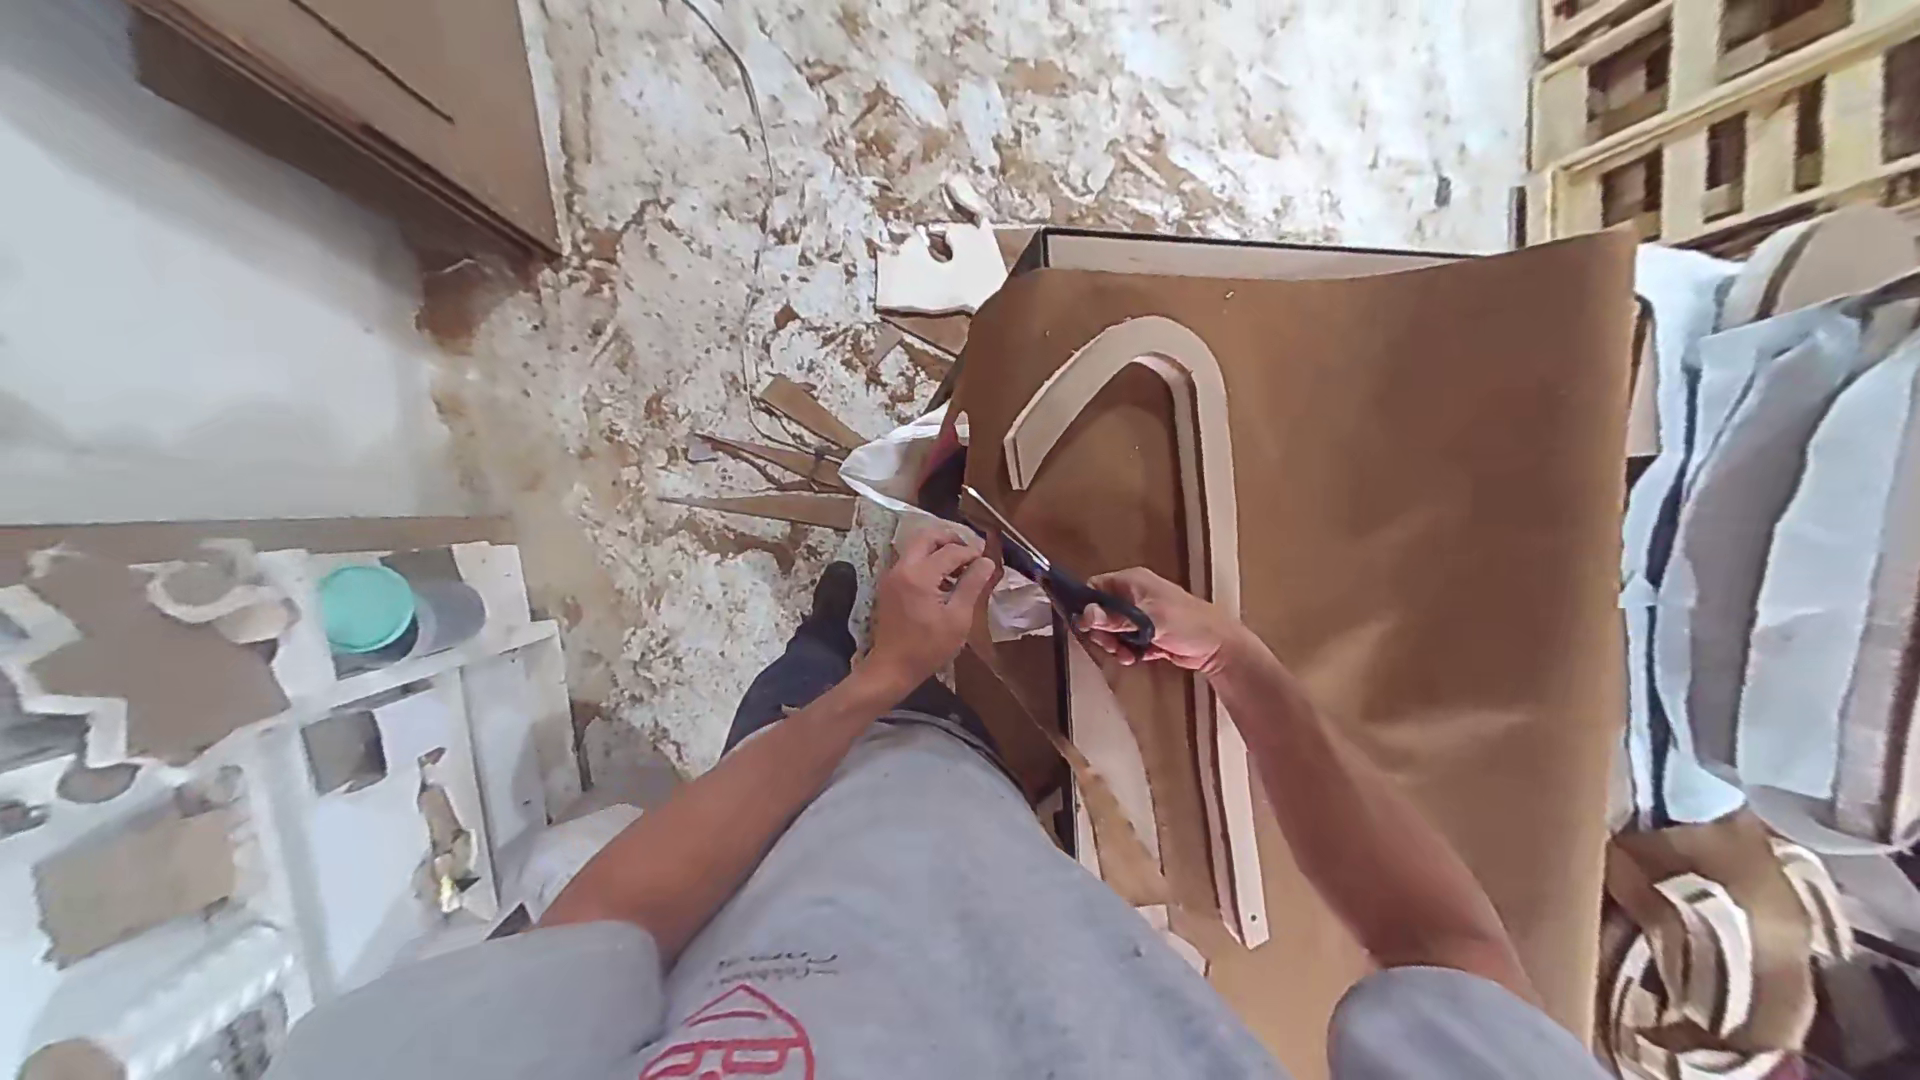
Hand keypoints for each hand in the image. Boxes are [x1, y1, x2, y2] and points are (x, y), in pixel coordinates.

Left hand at [865, 527, 999, 689]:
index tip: (986, 562)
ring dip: (939, 549)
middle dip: (951, 539)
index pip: (951, 551)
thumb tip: (986, 561)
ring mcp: (892, 575)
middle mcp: (902, 568)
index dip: (972, 553)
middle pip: (927, 537)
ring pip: (917, 547)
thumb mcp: (958, 618)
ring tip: (960, 567)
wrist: (892, 667)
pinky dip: (928, 561)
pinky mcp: (889, 585)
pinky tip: (943, 580)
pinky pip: (910, 561)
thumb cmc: (928, 647)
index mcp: (919, 575)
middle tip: (971, 553)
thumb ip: (972, 585)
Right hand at [1076, 566, 1244, 674]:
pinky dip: (1127, 649)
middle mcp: (1134, 594)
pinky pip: (1126, 639)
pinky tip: (1136, 657)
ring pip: (1112, 628)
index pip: (1095, 586)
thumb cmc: (1188, 624)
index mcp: (1133, 581)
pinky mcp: (1147, 631)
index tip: (1086, 625)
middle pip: (1101, 610)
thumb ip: (1116, 619)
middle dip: (1103, 631)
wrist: (1219, 647)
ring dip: (1115, 643)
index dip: (1087, 605)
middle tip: (1110, 644)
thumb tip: (1085, 615)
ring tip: (1126, 654)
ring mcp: (1141, 613)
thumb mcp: (1148, 621)